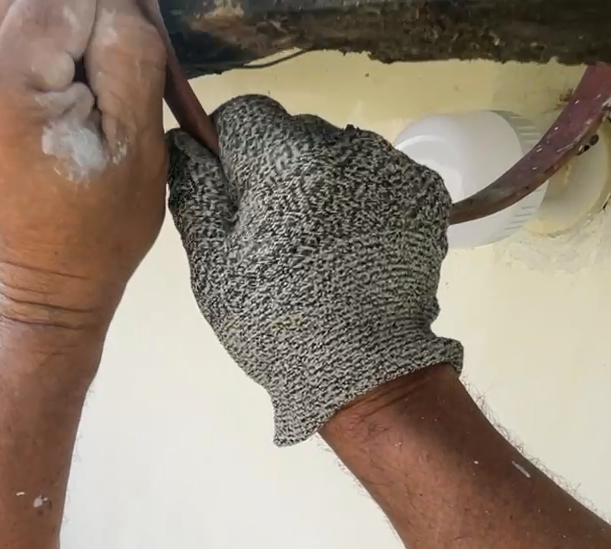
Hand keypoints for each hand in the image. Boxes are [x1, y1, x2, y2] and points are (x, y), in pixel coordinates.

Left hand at [0, 0, 167, 334]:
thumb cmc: (101, 232)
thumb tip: (117, 1)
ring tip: (89, 88)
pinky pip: (6, 29)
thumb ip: (129, 46)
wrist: (52, 287)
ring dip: (64, 25)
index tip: (126, 73)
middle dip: (84, 17)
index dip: (113, 20)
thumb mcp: (137, 140)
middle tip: (110, 77)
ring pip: (18, 2)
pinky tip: (67, 87)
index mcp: (0, 83)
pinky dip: (44, 43)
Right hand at [168, 95, 463, 444]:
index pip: (243, 114)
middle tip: (272, 236)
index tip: (228, 196)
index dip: (226, 151)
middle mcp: (345, 144)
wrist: (362, 372)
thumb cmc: (276, 322)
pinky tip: (353, 251)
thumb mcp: (214, 266)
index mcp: (286, 157)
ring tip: (318, 249)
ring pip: (336, 156)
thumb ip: (196, 193)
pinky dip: (360, 203)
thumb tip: (185, 143)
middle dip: (275, 171)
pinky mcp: (424, 196)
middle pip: (292, 135)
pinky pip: (376, 180)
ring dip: (320, 185)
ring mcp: (392, 168)